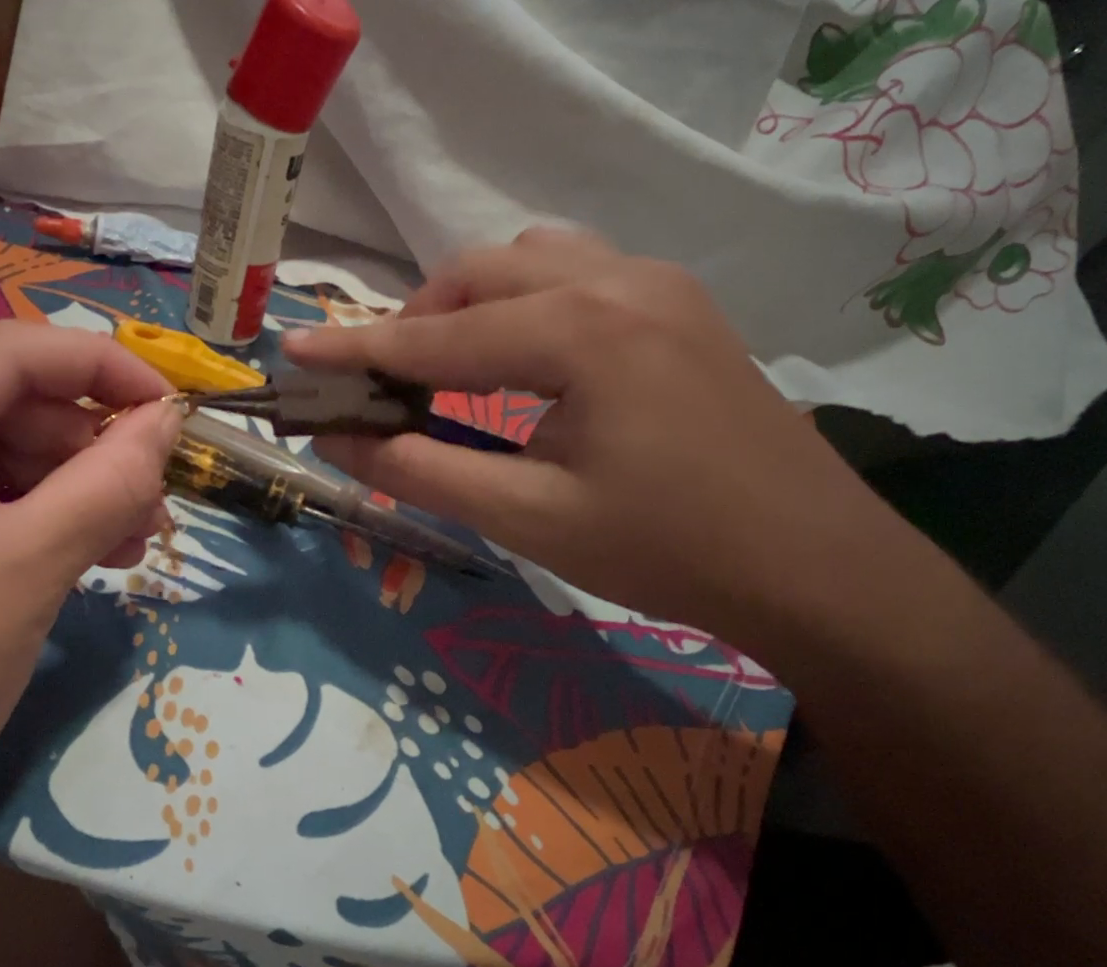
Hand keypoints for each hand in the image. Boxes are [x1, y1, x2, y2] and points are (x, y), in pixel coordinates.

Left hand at [0, 322, 180, 868]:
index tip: (172, 404)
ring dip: (67, 483)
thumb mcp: (32, 568)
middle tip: (153, 498)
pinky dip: (29, 512)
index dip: (99, 365)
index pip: (2, 353)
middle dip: (84, 443)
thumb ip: (109, 478)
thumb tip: (168, 416)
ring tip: (130, 538)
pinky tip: (86, 550)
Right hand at [288, 228, 923, 647]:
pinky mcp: (679, 304)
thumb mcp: (525, 517)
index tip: (294, 349)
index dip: (356, 348)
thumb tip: (335, 436)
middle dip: (416, 323)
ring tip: (449, 370)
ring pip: (529, 261)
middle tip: (385, 387)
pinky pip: (577, 273)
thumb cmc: (663, 549)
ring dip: (470, 305)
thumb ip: (419, 468)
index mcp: (580, 332)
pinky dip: (524, 303)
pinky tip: (524, 361)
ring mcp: (659, 284)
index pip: (436, 337)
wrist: (812, 564)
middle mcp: (618, 281)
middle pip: (479, 275)